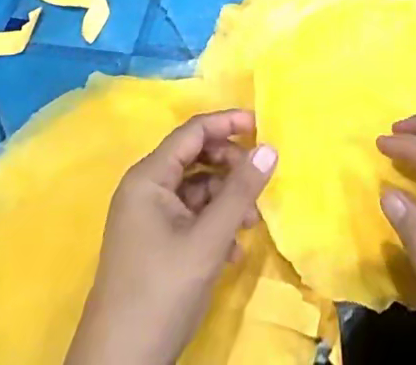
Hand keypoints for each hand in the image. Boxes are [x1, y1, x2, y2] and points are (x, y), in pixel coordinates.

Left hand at [66, 109, 277, 364]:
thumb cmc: (161, 291)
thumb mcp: (208, 240)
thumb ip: (240, 191)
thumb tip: (270, 147)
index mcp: (149, 178)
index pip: (193, 131)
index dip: (229, 123)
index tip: (264, 127)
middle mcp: (145, 190)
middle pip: (197, 158)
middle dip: (232, 168)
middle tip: (260, 184)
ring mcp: (147, 218)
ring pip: (197, 189)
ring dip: (227, 200)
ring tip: (251, 224)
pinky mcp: (154, 243)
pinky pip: (191, 216)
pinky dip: (215, 223)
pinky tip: (234, 251)